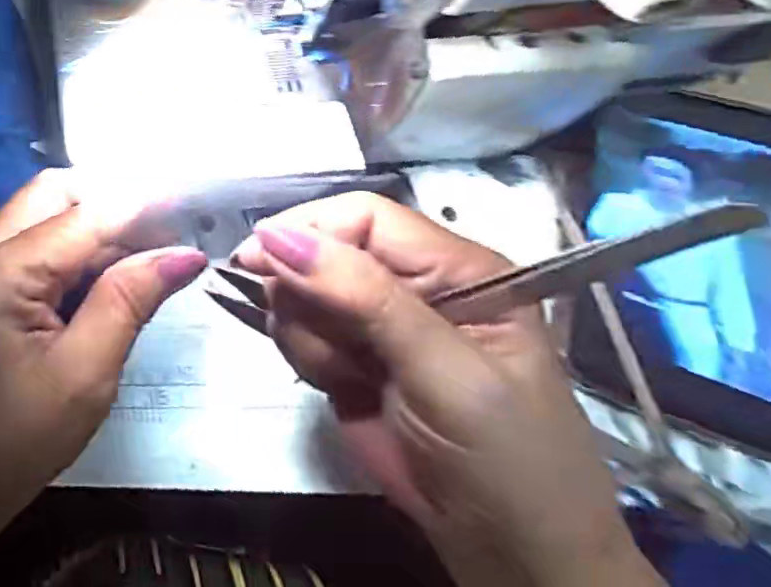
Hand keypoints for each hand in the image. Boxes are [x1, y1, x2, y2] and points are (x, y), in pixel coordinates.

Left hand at [0, 170, 207, 585]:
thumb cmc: (20, 436)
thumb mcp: (86, 373)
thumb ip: (129, 300)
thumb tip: (183, 253)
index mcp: (1, 269)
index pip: (82, 215)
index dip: (139, 206)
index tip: (190, 202)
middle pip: (54, 192)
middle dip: (112, 201)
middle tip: (165, 230)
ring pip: (45, 208)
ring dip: (97, 220)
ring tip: (150, 247)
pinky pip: (35, 235)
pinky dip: (76, 241)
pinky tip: (112, 264)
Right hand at [234, 193, 662, 586]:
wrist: (512, 557)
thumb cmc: (508, 463)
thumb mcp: (448, 375)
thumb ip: (366, 298)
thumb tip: (275, 236)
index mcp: (456, 269)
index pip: (362, 217)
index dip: (308, 230)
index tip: (258, 260)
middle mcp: (410, 282)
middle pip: (319, 248)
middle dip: (305, 292)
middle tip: (326, 341)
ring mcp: (373, 318)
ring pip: (296, 289)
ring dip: (306, 332)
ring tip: (349, 375)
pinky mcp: (345, 351)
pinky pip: (294, 326)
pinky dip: (303, 354)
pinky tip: (341, 385)